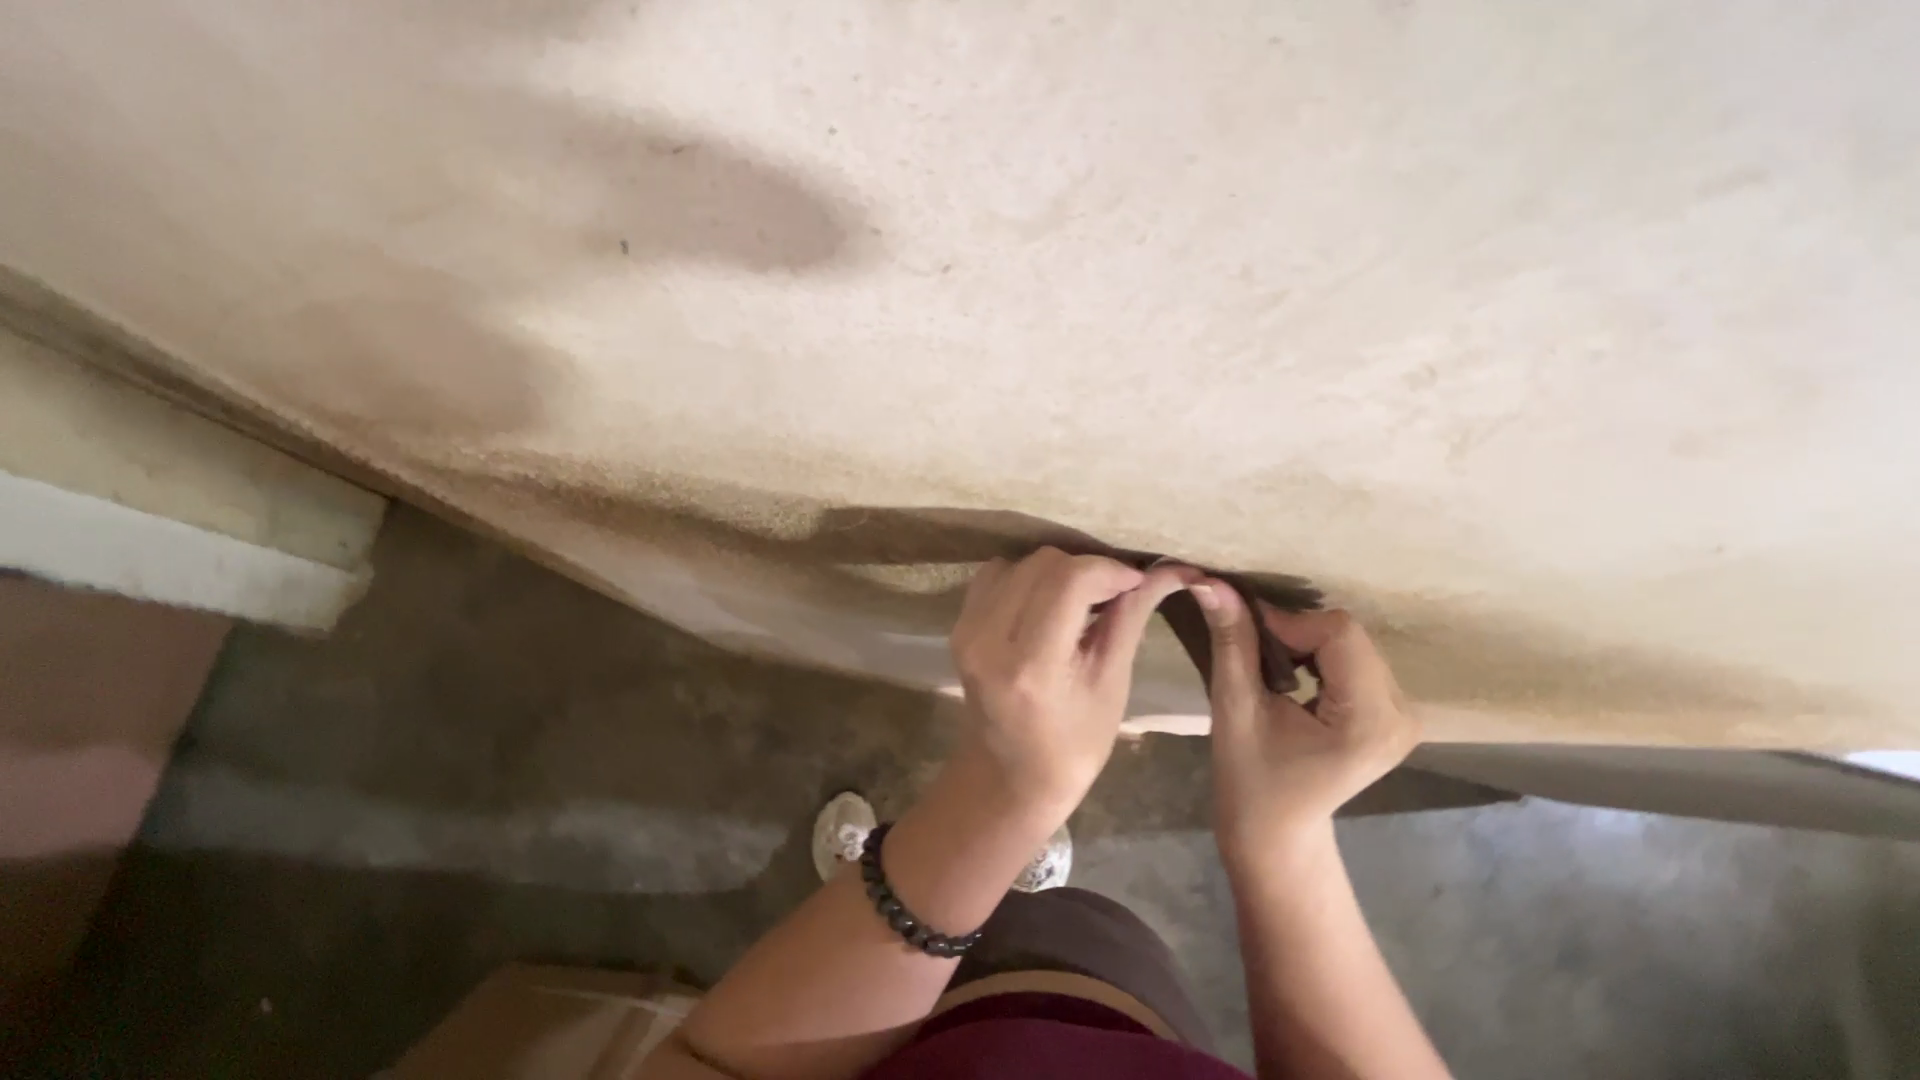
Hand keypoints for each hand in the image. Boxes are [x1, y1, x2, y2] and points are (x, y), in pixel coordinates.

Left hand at [950, 548, 1195, 811]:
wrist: (1008, 775)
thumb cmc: (1073, 744)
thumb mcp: (1111, 684)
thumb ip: (1131, 617)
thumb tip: (1166, 570)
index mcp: (1032, 665)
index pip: (1069, 580)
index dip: (1108, 570)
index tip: (1136, 582)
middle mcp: (988, 640)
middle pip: (1044, 564)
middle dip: (1086, 569)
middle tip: (1113, 594)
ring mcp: (966, 631)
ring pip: (1020, 563)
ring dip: (1057, 572)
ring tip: (1082, 601)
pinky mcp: (957, 626)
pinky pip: (996, 575)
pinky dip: (1027, 578)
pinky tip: (1048, 604)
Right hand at [1191, 580, 1419, 871]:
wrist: (1277, 832)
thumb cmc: (1249, 780)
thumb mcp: (1234, 709)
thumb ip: (1231, 641)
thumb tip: (1209, 581)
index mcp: (1369, 720)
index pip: (1338, 633)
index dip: (1287, 623)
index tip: (1244, 634)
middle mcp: (1401, 713)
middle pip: (1348, 635)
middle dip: (1296, 633)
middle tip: (1254, 655)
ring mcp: (1404, 714)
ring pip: (1353, 642)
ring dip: (1307, 643)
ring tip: (1272, 672)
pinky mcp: (1395, 713)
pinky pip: (1358, 659)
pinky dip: (1320, 656)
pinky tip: (1294, 680)